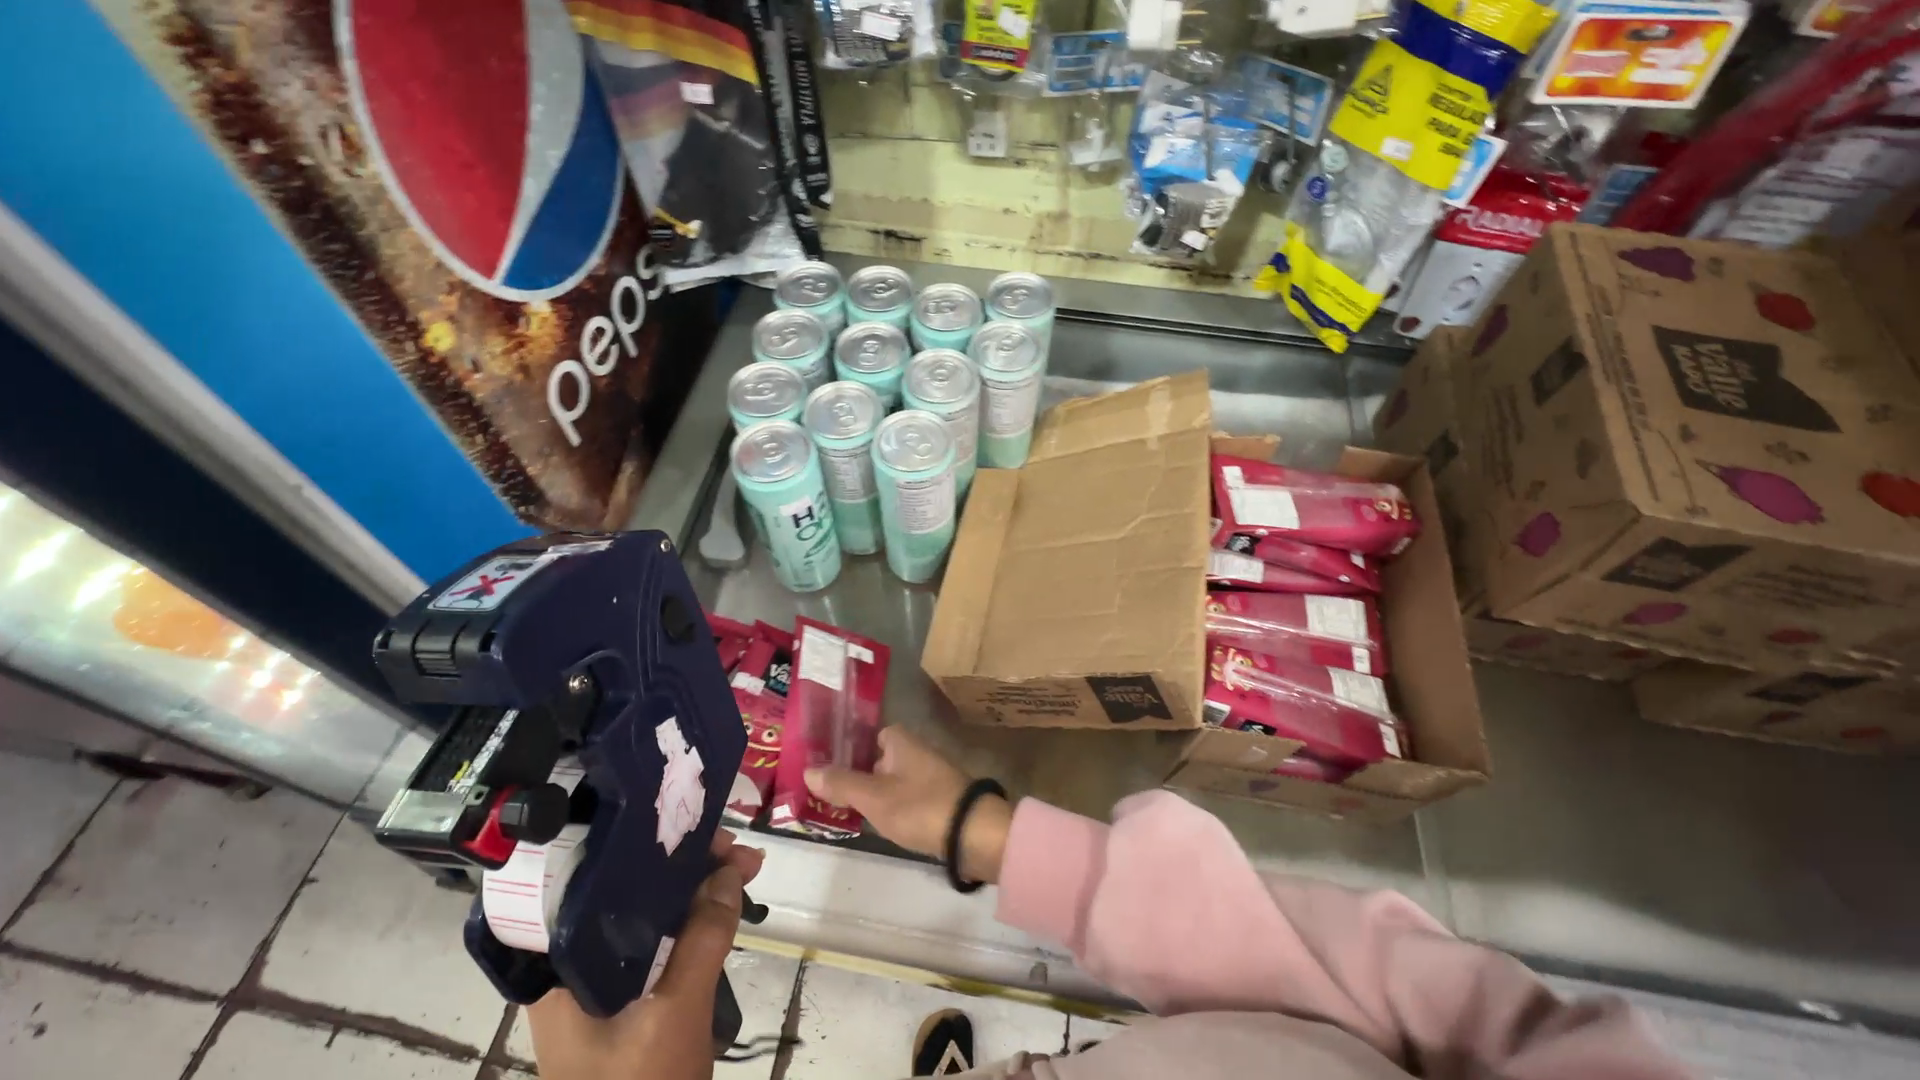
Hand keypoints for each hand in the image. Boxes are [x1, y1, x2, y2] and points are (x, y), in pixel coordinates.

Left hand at [525, 831, 764, 1079]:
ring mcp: (598, 984)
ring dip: (695, 888)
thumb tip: (727, 873)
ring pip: (647, 914)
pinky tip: (723, 908)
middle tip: (738, 851)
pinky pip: (658, 942)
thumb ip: (702, 940)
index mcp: (559, 961)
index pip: (588, 876)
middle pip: (625, 890)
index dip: (641, 843)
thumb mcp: (676, 1012)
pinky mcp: (624, 999)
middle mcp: (571, 964)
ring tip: (744, 870)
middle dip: (684, 864)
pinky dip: (693, 920)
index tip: (695, 828)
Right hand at [805, 727, 1011, 884]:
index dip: (847, 747)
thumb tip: (808, 770)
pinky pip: (904, 797)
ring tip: (841, 807)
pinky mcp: (938, 800)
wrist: (973, 833)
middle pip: (878, 758)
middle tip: (825, 790)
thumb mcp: (873, 796)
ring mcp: (929, 776)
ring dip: (871, 791)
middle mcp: (916, 751)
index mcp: (901, 740)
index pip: (868, 734)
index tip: (824, 763)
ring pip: (891, 779)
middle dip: (855, 772)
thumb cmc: (920, 806)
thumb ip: (841, 783)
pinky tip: (875, 821)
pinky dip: (889, 806)